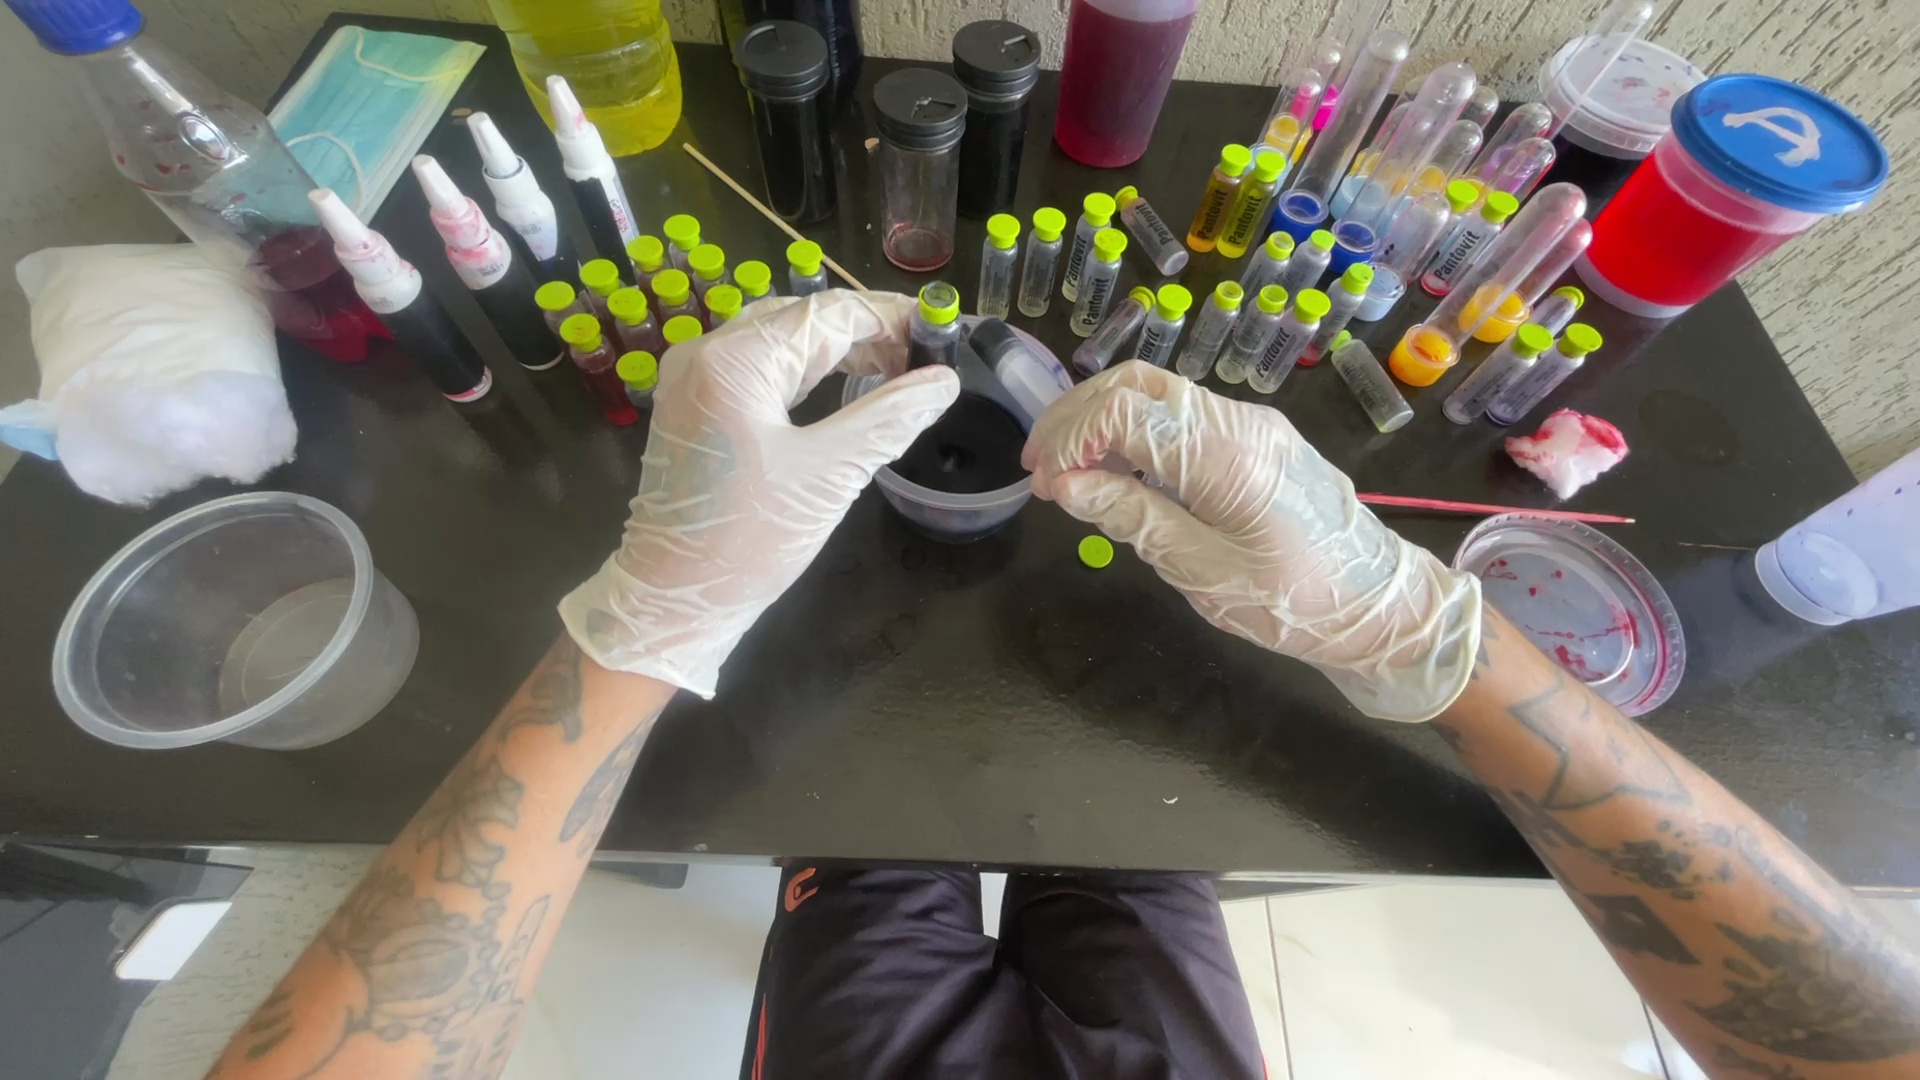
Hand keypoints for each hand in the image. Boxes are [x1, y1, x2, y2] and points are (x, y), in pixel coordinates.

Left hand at [560, 290, 958, 696]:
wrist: (672, 598)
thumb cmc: (748, 541)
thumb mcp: (828, 476)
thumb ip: (888, 418)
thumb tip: (944, 381)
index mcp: (733, 361)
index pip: (826, 315)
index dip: (889, 317)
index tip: (941, 328)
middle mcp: (705, 354)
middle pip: (801, 322)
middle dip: (866, 332)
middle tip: (924, 356)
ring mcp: (694, 381)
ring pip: (780, 344)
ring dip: (838, 351)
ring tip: (895, 369)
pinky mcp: (697, 409)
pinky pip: (761, 372)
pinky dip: (807, 375)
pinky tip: (843, 387)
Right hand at [1023, 361, 1480, 721]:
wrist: (1381, 605)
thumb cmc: (1294, 602)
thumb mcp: (1202, 571)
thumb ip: (1132, 519)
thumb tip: (1063, 486)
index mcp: (1227, 456)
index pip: (1125, 411)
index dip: (1071, 439)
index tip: (1042, 484)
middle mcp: (1239, 421)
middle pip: (1137, 383)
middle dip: (1075, 416)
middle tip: (1039, 465)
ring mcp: (1251, 424)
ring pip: (1157, 394)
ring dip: (1100, 421)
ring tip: (1066, 470)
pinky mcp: (1254, 437)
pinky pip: (1181, 417)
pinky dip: (1134, 434)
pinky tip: (1114, 471)